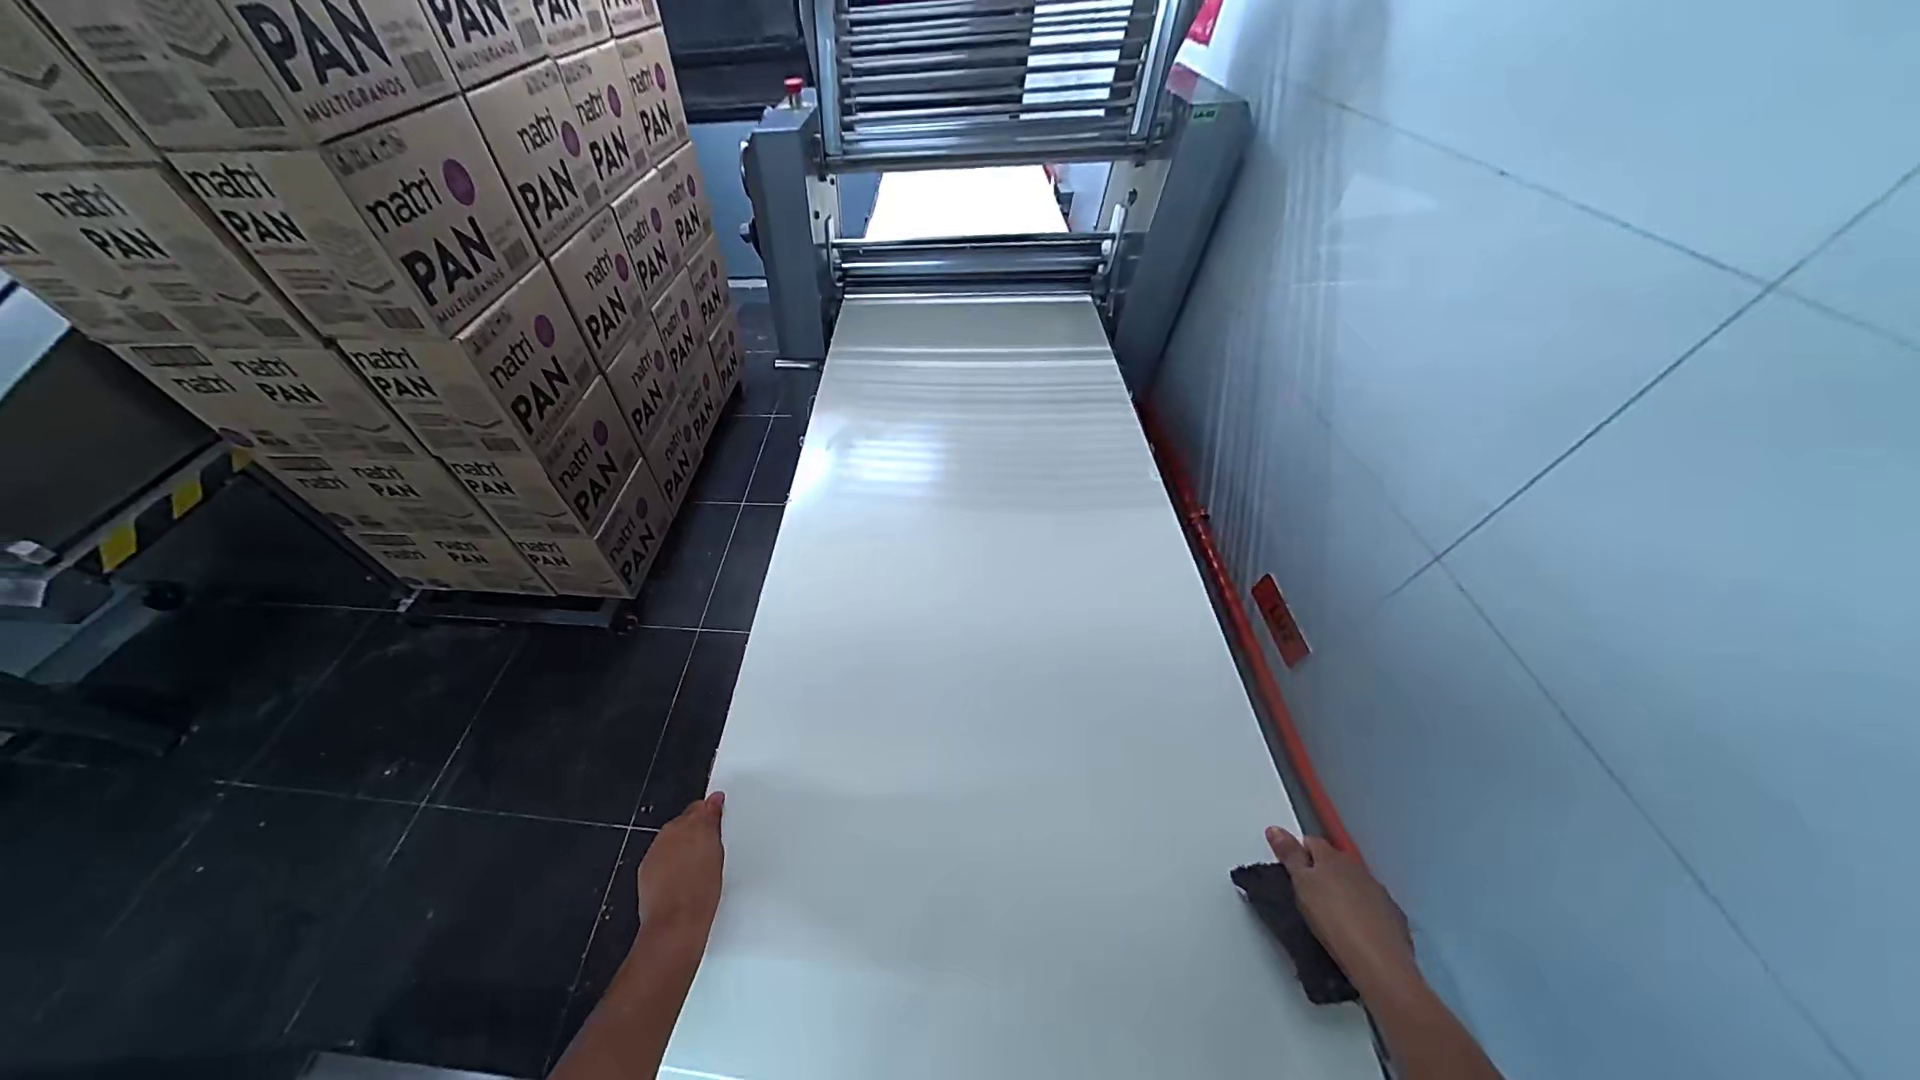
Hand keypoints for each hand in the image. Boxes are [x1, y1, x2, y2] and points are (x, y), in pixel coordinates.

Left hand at [637, 791, 725, 942]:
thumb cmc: (702, 894)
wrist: (676, 923)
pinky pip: (659, 853)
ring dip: (680, 842)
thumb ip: (714, 824)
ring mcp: (657, 847)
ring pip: (671, 835)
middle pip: (685, 818)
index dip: (710, 812)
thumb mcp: (719, 855)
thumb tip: (714, 804)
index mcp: (697, 824)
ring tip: (693, 863)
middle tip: (707, 846)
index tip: (716, 818)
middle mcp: (673, 830)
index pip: (703, 806)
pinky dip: (667, 858)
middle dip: (695, 827)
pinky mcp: (646, 863)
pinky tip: (677, 874)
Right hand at [1265, 826, 1416, 992]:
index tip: (1289, 871)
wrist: (1378, 962)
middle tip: (1306, 895)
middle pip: (1333, 862)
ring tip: (1330, 915)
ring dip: (1342, 891)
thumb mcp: (1300, 884)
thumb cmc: (1331, 918)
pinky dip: (1361, 911)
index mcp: (1332, 857)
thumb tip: (1275, 829)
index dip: (1297, 853)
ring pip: (1354, 883)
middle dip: (1320, 872)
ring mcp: (1379, 892)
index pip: (1310, 842)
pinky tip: (1354, 930)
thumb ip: (1289, 855)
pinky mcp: (1394, 917)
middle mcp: (1357, 868)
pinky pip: (1372, 905)